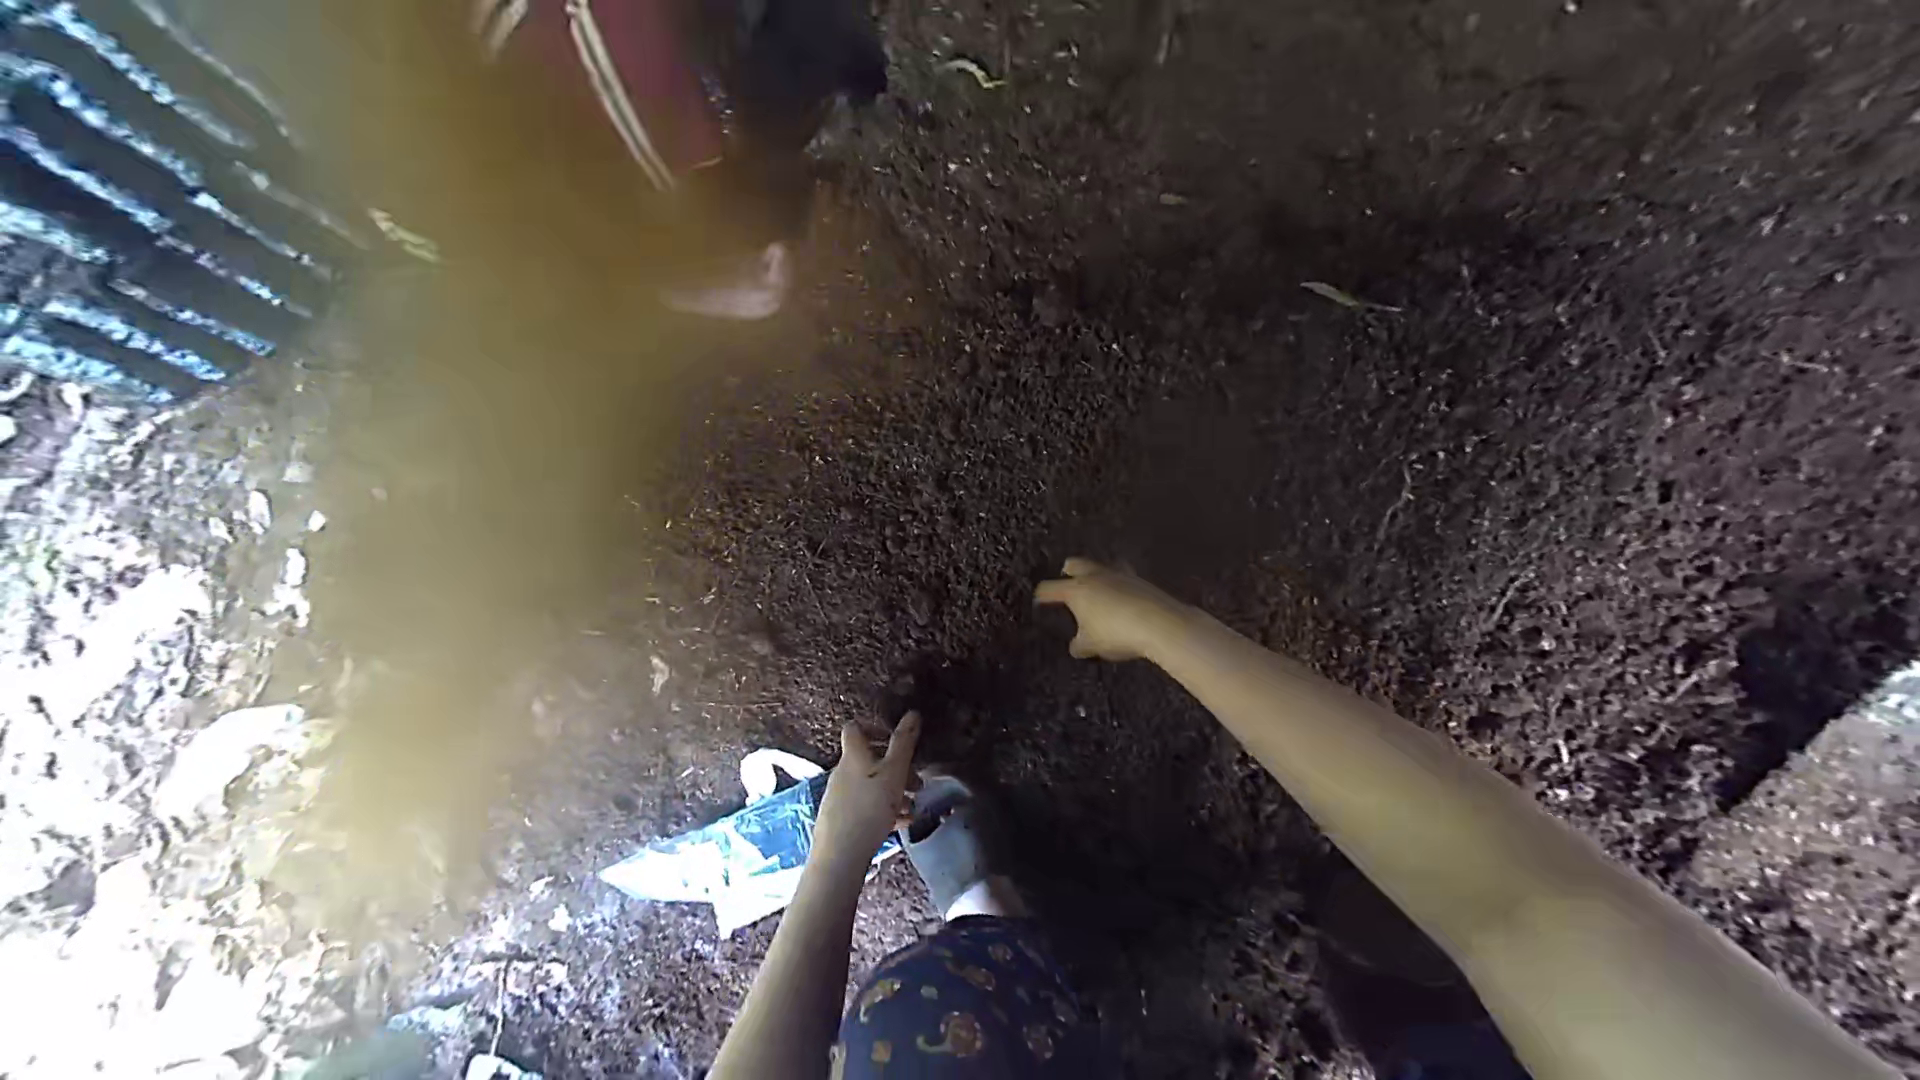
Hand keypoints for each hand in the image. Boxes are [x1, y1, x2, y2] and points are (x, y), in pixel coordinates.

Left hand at [814, 712, 920, 862]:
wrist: (839, 856)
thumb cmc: (870, 807)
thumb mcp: (894, 772)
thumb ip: (904, 743)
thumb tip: (913, 712)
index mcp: (853, 755)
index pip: (855, 728)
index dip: (874, 728)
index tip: (895, 740)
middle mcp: (842, 772)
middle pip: (869, 759)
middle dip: (895, 768)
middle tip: (916, 783)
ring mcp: (839, 797)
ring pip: (870, 785)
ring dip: (893, 791)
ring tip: (912, 806)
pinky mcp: (839, 820)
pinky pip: (865, 806)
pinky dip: (884, 810)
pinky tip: (901, 824)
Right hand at [1034, 557, 1194, 660]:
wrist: (1160, 623)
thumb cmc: (1116, 633)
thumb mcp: (1091, 645)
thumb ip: (1079, 644)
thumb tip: (1076, 646)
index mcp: (1076, 590)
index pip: (1050, 588)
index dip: (1042, 595)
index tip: (1039, 597)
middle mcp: (1096, 576)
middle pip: (1076, 564)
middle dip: (1069, 571)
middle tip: (1068, 581)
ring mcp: (1120, 575)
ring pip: (1102, 567)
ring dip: (1098, 576)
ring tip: (1098, 588)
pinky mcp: (1140, 581)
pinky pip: (1123, 579)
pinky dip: (1119, 587)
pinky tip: (1123, 600)